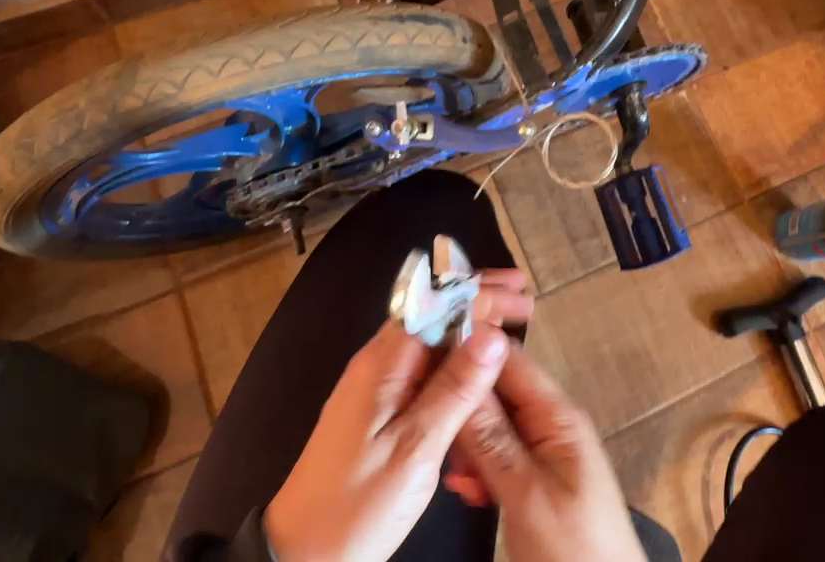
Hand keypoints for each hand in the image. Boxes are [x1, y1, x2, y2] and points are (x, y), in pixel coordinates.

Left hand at [263, 270, 533, 561]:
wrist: (302, 556)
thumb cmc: (356, 506)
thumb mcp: (414, 449)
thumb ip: (454, 390)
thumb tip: (492, 333)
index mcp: (382, 364)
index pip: (435, 304)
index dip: (479, 291)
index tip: (519, 290)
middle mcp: (378, 364)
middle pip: (433, 316)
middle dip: (479, 304)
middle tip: (522, 301)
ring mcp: (376, 388)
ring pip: (430, 345)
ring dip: (469, 335)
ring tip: (510, 332)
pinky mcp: (378, 413)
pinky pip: (422, 375)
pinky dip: (454, 369)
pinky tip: (479, 379)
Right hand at [448, 342, 645, 561]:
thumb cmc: (576, 551)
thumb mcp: (526, 495)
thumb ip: (492, 438)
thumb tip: (463, 376)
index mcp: (557, 416)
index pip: (509, 359)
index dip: (469, 352)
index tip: (427, 361)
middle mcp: (551, 424)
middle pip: (497, 391)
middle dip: (465, 409)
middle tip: (438, 436)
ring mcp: (543, 451)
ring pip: (493, 426)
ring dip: (469, 444)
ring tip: (456, 475)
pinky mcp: (534, 478)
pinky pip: (498, 456)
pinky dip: (479, 468)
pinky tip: (469, 490)